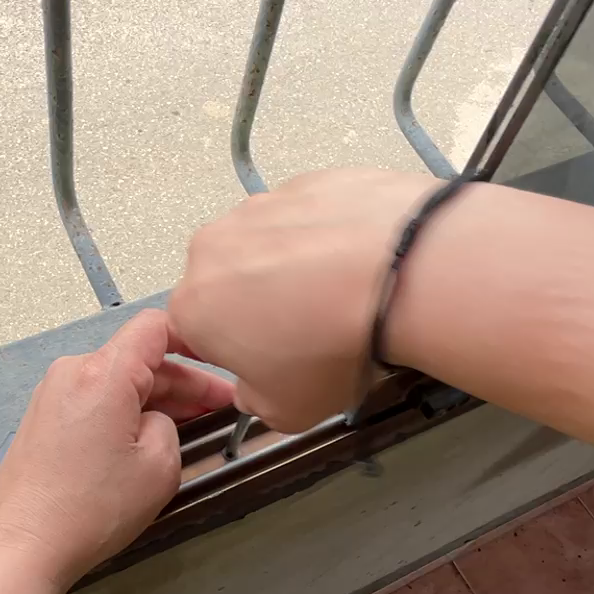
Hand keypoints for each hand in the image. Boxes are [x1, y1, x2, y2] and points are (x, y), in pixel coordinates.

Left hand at [0, 309, 235, 584]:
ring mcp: (52, 394)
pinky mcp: (42, 419)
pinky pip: (94, 400)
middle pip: (137, 357)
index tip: (219, 359)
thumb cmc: (89, 510)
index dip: (193, 338)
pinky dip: (125, 411)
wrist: (22, 546)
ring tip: (189, 423)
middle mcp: (72, 372)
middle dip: (182, 381)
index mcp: (102, 373)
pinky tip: (146, 437)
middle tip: (220, 406)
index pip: (154, 326)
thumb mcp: (159, 466)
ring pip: (116, 381)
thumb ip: (170, 425)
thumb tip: (155, 419)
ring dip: (154, 398)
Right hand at [171, 168, 449, 430]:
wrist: (399, 274)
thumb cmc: (333, 343)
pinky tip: (356, 263)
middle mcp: (212, 249)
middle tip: (305, 330)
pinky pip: (306, 217)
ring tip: (337, 295)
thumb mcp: (286, 411)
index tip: (263, 361)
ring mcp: (259, 207)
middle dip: (256, 306)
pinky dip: (325, 237)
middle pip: (226, 284)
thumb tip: (256, 389)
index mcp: (194, 308)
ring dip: (289, 269)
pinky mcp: (304, 183)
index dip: (232, 353)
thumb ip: (254, 402)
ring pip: (264, 246)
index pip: (195, 336)